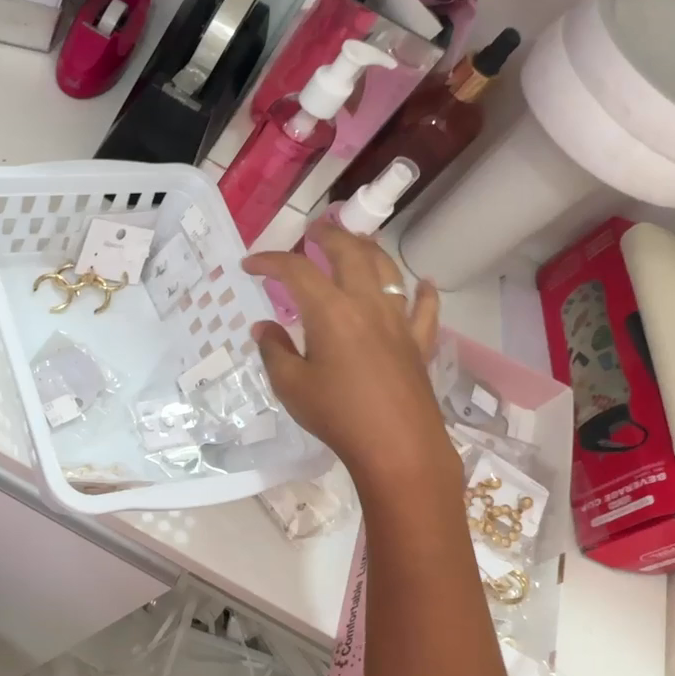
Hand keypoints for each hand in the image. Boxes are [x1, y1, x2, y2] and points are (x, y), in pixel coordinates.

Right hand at [244, 221, 455, 498]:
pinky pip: (424, 308)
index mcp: (330, 312)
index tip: (250, 264)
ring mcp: (398, 321)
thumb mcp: (291, 386)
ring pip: (387, 271)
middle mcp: (367, 305)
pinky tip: (423, 284)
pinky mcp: (418, 342)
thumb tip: (264, 327)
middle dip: (329, 236)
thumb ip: (275, 351)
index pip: (297, 271)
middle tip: (313, 230)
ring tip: (356, 244)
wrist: (396, 444)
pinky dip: (423, 291)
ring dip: (369, 250)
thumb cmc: (336, 415)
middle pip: (350, 254)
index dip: (270, 261)